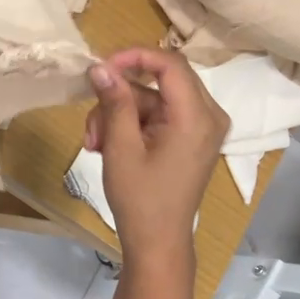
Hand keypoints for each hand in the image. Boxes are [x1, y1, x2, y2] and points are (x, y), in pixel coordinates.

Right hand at [82, 48, 228, 263]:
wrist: (158, 241)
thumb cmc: (140, 198)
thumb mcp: (121, 148)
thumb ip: (114, 103)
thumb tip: (99, 67)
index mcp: (197, 116)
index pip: (170, 64)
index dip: (133, 57)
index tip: (100, 68)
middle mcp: (208, 115)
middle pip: (158, 82)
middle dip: (119, 97)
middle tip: (91, 124)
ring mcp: (201, 127)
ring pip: (151, 100)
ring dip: (118, 116)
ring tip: (95, 145)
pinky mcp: (190, 138)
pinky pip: (157, 116)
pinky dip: (130, 126)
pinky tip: (109, 147)